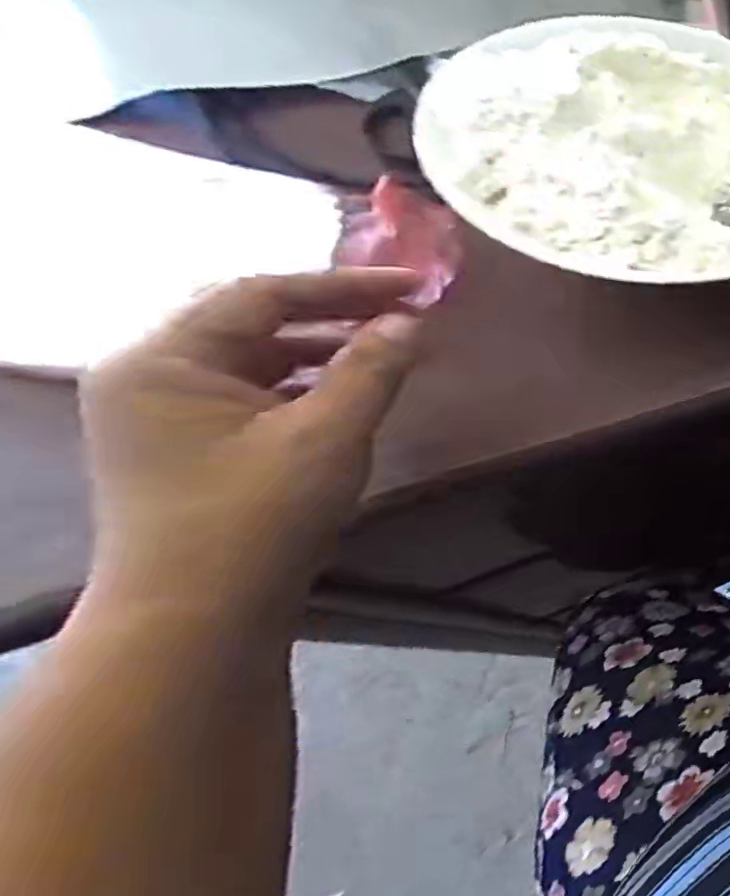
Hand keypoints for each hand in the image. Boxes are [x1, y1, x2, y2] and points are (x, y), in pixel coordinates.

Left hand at [79, 269, 423, 630]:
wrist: (201, 611)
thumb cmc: (260, 514)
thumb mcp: (328, 434)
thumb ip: (372, 370)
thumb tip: (409, 322)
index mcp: (163, 360)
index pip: (259, 295)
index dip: (343, 285)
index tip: (412, 286)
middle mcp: (151, 374)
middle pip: (253, 321)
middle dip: (336, 312)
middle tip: (407, 310)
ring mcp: (166, 411)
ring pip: (259, 357)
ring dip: (328, 348)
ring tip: (394, 347)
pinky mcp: (192, 442)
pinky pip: (257, 390)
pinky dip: (311, 381)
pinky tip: (356, 388)